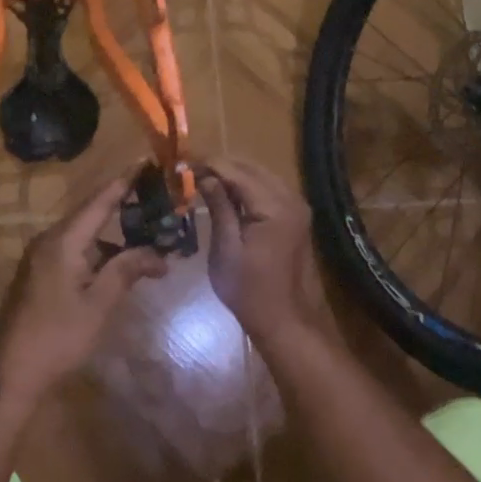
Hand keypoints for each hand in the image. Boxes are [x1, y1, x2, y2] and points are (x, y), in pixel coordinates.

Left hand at [0, 168, 167, 408]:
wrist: (8, 373)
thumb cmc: (57, 337)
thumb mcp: (99, 305)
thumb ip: (126, 271)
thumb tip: (159, 254)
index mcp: (63, 241)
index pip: (100, 201)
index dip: (125, 182)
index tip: (147, 163)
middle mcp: (49, 241)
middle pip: (92, 214)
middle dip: (124, 206)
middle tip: (157, 199)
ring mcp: (41, 258)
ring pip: (84, 235)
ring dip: (114, 234)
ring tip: (149, 234)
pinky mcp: (40, 275)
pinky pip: (75, 251)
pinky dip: (100, 251)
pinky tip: (121, 263)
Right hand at [198, 158, 330, 343]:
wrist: (284, 320)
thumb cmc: (249, 291)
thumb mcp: (226, 249)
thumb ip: (219, 208)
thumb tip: (204, 177)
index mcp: (275, 208)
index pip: (238, 173)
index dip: (210, 164)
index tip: (183, 161)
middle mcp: (291, 200)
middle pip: (252, 168)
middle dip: (221, 165)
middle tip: (190, 169)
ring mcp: (297, 207)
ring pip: (262, 176)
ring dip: (234, 174)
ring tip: (204, 178)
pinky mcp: (296, 217)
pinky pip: (269, 189)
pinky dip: (248, 186)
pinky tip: (227, 192)